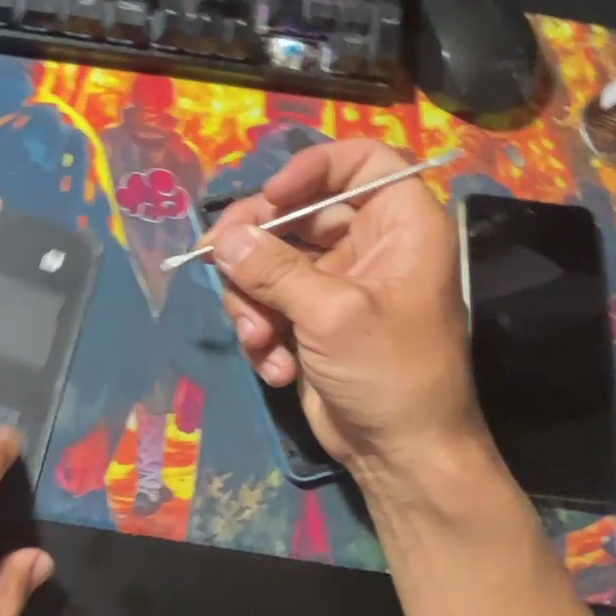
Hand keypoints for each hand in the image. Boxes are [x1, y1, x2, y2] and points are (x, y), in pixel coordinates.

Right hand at [204, 139, 485, 478]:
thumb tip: (220, 238)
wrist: (399, 452)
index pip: (360, 163)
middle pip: (295, 215)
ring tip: (260, 341)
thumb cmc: (390, 372)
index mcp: (397, 227)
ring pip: (268, 265)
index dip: (313, 169)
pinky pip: (266, 306)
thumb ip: (272, 270)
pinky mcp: (307, 322)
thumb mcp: (330, 314)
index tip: (270, 197)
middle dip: (254, 248)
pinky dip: (262, 334)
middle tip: (215, 260)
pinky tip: (275, 366)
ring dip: (252, 304)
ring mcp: (333, 286)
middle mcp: (365, 248)